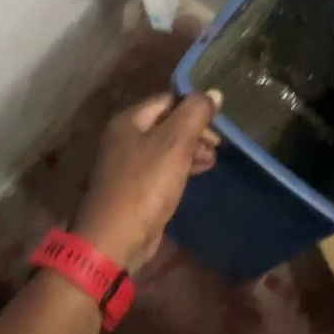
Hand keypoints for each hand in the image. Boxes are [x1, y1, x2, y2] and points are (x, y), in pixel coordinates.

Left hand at [72, 91, 220, 271]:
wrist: (115, 241)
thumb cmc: (145, 185)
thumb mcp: (174, 143)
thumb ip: (195, 113)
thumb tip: (214, 93)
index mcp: (129, 121)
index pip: (169, 99)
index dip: (195, 107)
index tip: (218, 122)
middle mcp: (125, 138)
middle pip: (169, 122)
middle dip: (196, 130)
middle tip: (218, 145)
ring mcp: (128, 164)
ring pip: (168, 145)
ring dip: (192, 149)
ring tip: (213, 159)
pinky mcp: (135, 187)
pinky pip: (163, 167)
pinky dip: (182, 166)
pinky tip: (199, 172)